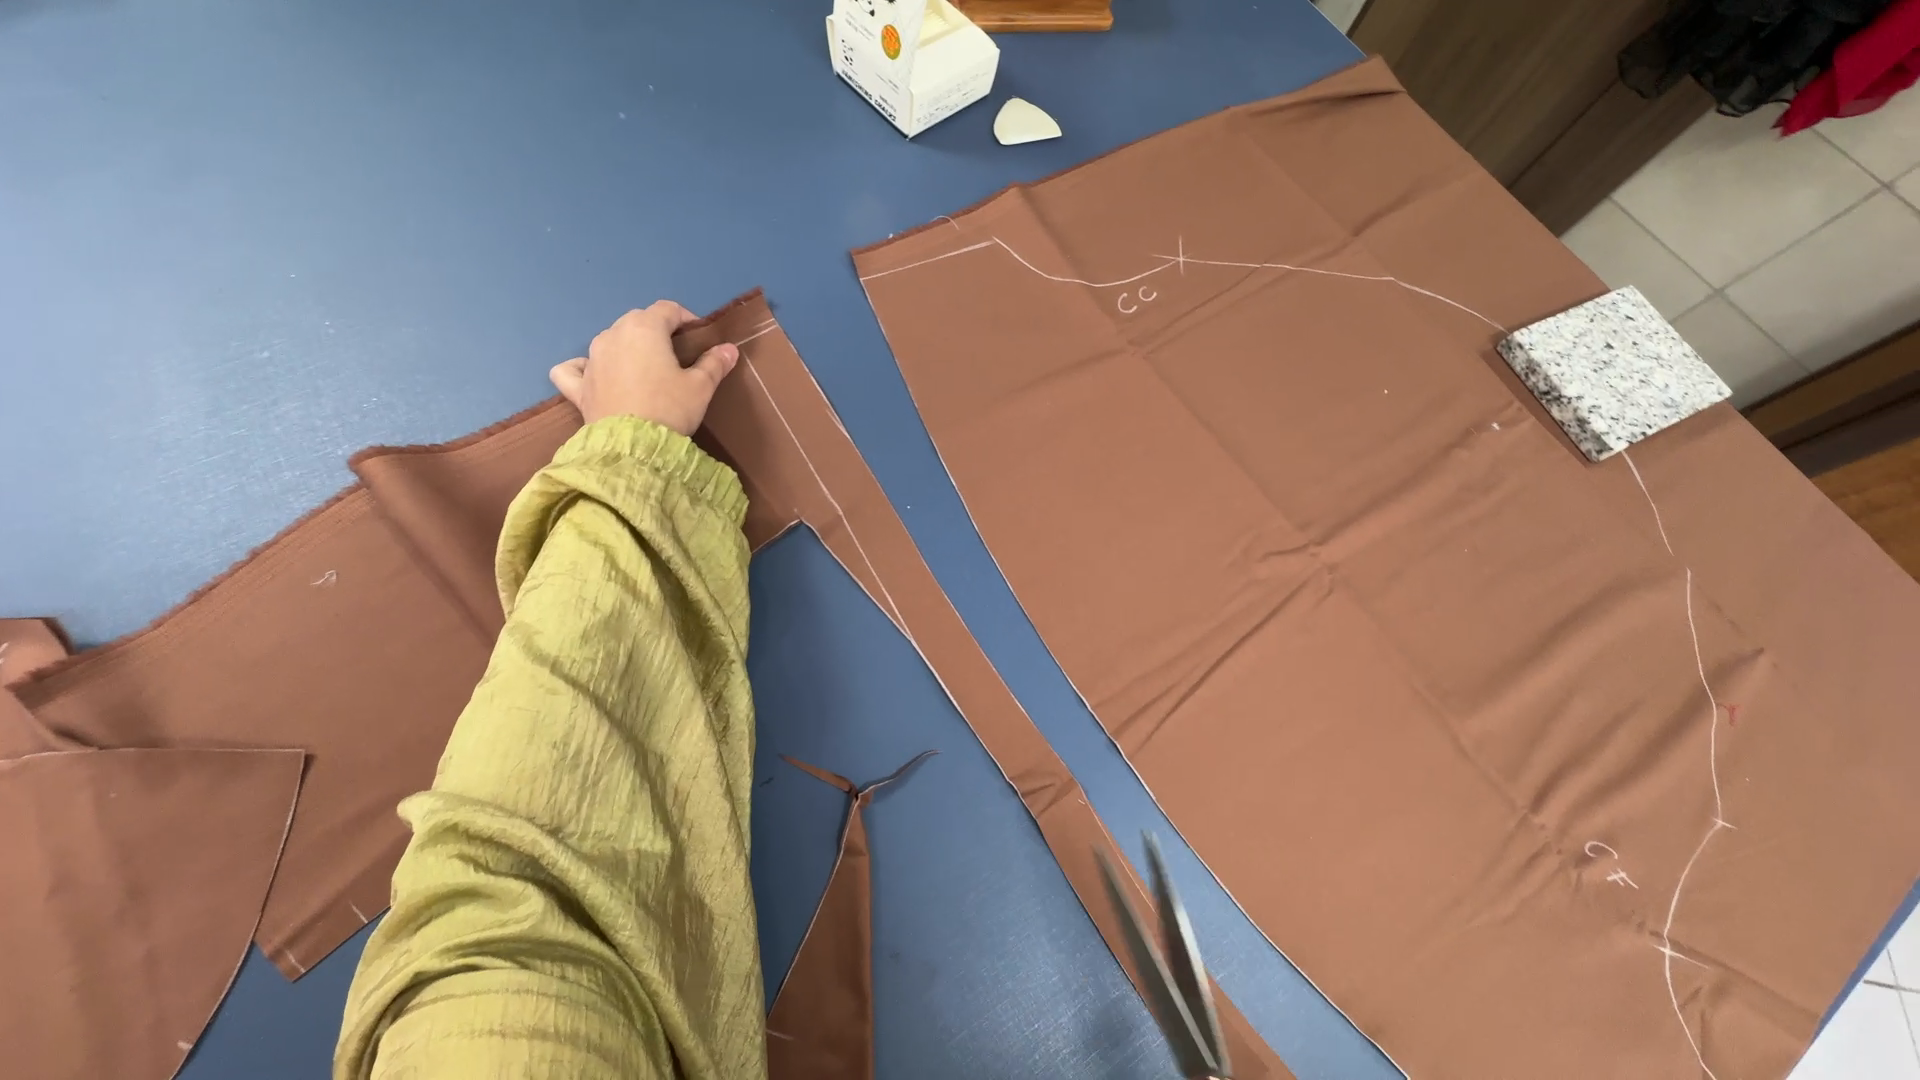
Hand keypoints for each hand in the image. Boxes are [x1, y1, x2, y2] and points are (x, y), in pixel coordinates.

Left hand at [549, 300, 739, 435]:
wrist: (633, 447)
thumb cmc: (670, 409)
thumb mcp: (701, 387)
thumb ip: (714, 364)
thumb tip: (729, 349)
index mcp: (645, 328)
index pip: (668, 309)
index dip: (686, 319)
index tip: (699, 338)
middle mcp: (613, 334)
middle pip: (638, 320)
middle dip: (658, 331)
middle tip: (676, 356)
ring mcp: (592, 359)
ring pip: (610, 339)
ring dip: (628, 346)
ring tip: (644, 369)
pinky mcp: (578, 385)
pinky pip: (574, 368)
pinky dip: (584, 368)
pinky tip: (595, 375)